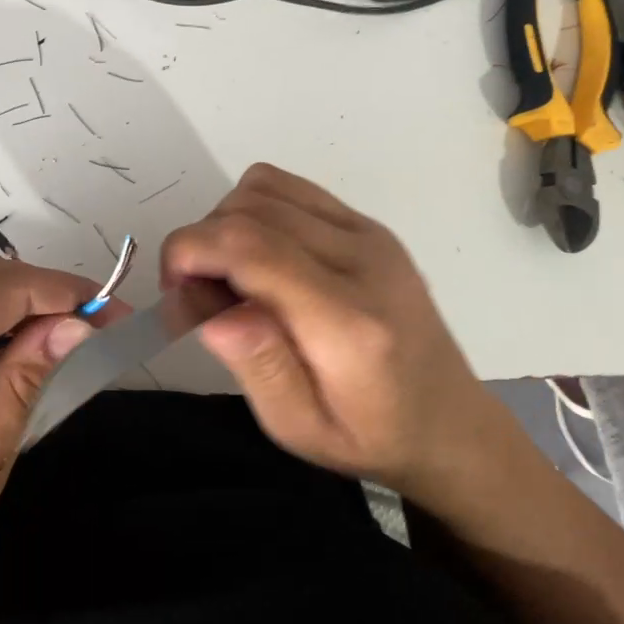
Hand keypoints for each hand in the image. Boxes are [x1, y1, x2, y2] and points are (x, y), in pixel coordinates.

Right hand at [163, 163, 507, 503]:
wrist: (450, 425)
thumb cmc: (367, 436)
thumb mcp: (299, 430)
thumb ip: (258, 368)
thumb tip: (213, 316)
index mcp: (348, 323)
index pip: (249, 247)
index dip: (189, 252)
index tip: (173, 293)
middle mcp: (363, 263)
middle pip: (246, 212)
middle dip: (198, 244)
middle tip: (198, 297)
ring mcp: (368, 235)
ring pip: (259, 190)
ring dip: (222, 225)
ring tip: (227, 275)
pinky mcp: (366, 225)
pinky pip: (283, 187)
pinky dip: (250, 209)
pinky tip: (256, 254)